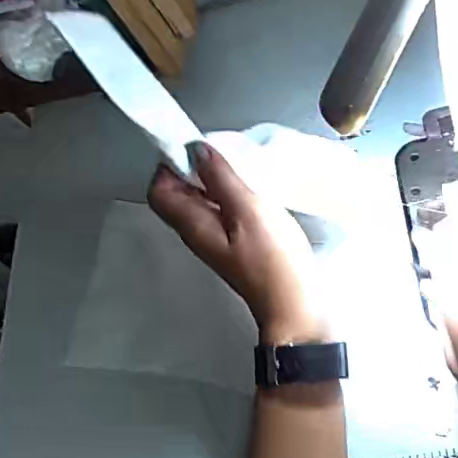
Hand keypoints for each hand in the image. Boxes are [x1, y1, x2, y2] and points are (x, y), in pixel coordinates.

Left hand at [148, 142, 327, 343]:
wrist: (297, 307)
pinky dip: (238, 201)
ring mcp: (221, 243)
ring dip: (222, 185)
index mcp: (192, 224)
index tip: (201, 149)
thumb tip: (196, 149)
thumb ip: (221, 178)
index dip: (173, 163)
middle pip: (183, 194)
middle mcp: (199, 234)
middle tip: (229, 157)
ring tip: (249, 173)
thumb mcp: (248, 211)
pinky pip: (228, 217)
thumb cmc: (274, 261)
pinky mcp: (242, 249)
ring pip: (207, 205)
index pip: (160, 187)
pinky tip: (261, 198)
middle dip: (199, 170)